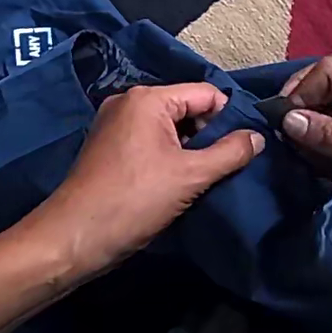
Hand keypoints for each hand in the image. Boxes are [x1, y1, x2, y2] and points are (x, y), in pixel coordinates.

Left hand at [22, 83, 265, 274]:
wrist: (74, 237)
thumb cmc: (133, 201)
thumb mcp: (190, 176)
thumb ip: (230, 152)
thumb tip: (257, 137)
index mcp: (148, 98)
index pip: (206, 94)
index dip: (229, 119)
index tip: (243, 150)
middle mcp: (129, 102)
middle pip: (187, 109)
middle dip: (209, 136)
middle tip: (225, 168)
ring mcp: (115, 124)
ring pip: (170, 128)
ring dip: (190, 150)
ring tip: (204, 179)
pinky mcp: (109, 147)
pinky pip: (151, 142)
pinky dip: (169, 158)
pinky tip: (179, 183)